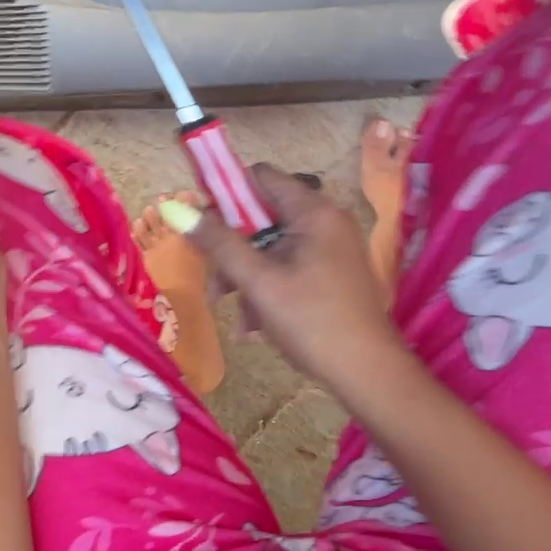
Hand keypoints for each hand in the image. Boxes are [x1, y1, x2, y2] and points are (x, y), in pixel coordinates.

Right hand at [171, 165, 414, 391]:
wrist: (368, 373)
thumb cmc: (312, 321)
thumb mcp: (258, 282)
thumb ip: (221, 244)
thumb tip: (183, 213)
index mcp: (313, 212)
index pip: (261, 177)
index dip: (227, 193)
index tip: (202, 222)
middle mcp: (325, 222)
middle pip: (262, 216)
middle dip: (232, 247)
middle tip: (214, 279)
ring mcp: (331, 249)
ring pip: (271, 247)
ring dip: (245, 275)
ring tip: (231, 311)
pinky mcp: (332, 274)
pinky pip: (288, 267)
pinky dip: (266, 289)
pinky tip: (254, 325)